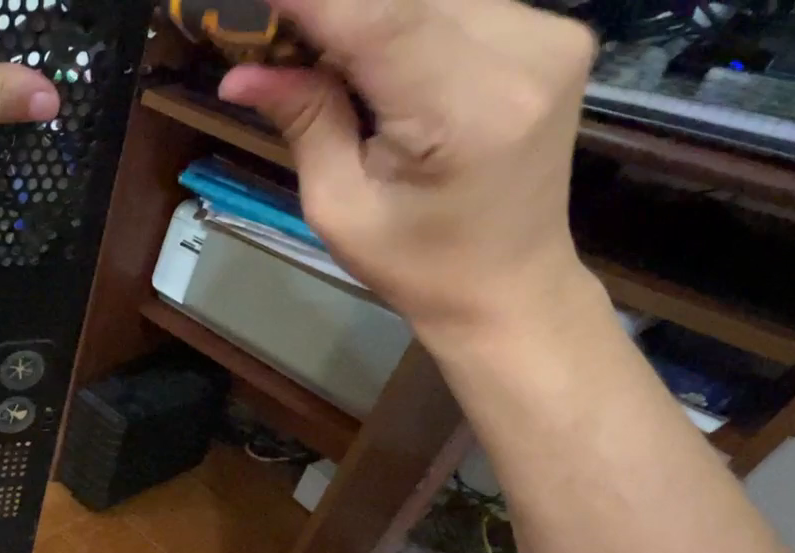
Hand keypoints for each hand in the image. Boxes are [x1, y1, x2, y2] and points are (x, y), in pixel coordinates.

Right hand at [219, 0, 597, 346]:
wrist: (506, 283)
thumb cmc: (414, 263)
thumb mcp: (339, 206)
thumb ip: (305, 122)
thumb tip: (240, 73)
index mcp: (466, 113)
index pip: (381, 22)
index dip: (316, 0)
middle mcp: (524, 55)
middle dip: (332, 10)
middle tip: (274, 36)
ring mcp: (550, 35)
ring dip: (366, 18)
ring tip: (322, 62)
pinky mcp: (554, 32)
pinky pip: (457, 5)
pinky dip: (402, 23)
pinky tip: (373, 64)